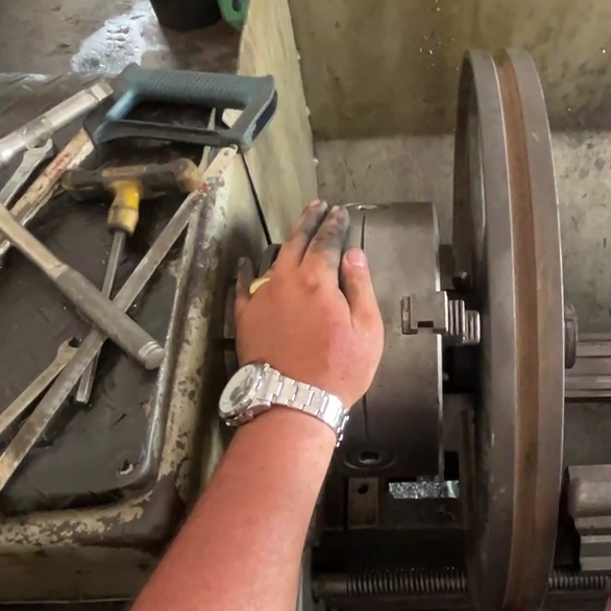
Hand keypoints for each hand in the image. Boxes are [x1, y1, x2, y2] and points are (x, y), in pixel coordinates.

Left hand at [235, 201, 383, 406]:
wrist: (291, 403)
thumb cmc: (337, 371)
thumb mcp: (366, 330)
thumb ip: (359, 288)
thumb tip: (354, 256)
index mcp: (318, 281)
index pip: (327, 242)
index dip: (335, 224)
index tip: (340, 213)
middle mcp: (286, 282)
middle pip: (297, 242)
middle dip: (309, 221)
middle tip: (317, 206)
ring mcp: (262, 299)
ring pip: (273, 260)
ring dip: (286, 242)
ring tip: (296, 231)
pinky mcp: (246, 319)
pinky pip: (243, 287)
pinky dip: (245, 272)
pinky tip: (246, 263)